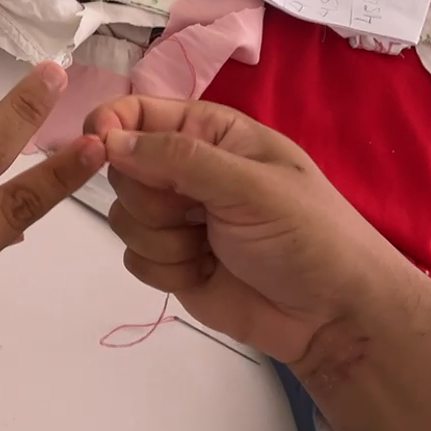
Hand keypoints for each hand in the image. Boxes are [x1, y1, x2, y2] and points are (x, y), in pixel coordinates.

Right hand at [86, 96, 426, 376]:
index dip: (111, 126)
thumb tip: (107, 139)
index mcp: (207, 134)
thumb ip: (176, 158)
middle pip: (121, 170)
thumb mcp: (248, 185)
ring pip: (122, 216)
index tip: (97, 146)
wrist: (333, 318)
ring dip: (162, 238)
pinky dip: (165, 269)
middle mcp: (183, 170)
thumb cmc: (305, 235)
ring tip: (209, 247)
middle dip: (150, 198)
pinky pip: (133, 257)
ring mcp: (174, 218)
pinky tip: (204, 272)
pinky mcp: (169, 261)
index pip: (137, 112)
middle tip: (195, 213)